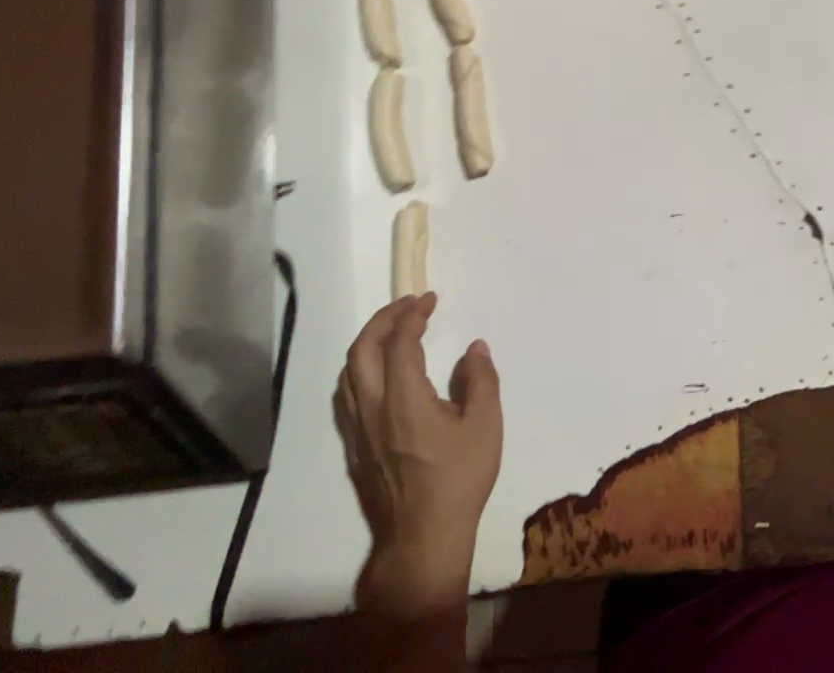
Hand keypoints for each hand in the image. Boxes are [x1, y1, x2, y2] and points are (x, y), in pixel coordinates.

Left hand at [335, 294, 502, 618]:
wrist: (423, 534)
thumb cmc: (459, 478)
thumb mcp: (485, 425)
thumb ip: (480, 381)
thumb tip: (474, 349)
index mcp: (404, 399)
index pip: (400, 344)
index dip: (413, 316)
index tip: (429, 299)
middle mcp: (372, 408)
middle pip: (361, 351)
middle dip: (382, 320)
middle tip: (408, 305)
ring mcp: (359, 429)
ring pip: (348, 373)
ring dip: (368, 343)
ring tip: (392, 332)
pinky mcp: (356, 446)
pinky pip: (348, 394)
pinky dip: (361, 369)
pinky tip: (380, 373)